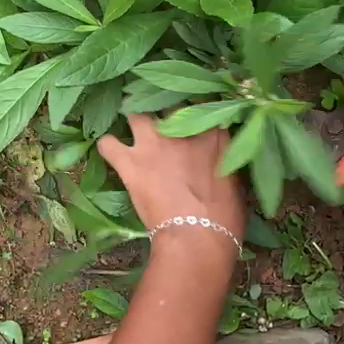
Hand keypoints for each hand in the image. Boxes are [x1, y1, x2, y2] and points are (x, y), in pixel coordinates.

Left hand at [98, 114, 245, 242]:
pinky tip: (110, 151)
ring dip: (135, 121)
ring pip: (136, 115)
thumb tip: (219, 157)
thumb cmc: (226, 218)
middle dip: (168, 115)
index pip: (204, 111)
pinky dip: (107, 147)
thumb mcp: (236, 182)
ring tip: (134, 130)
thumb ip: (225, 160)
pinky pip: (108, 144)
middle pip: (170, 106)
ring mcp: (154, 143)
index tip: (196, 126)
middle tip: (166, 130)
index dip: (197, 117)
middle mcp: (182, 129)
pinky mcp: (131, 162)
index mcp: (214, 134)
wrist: (198, 237)